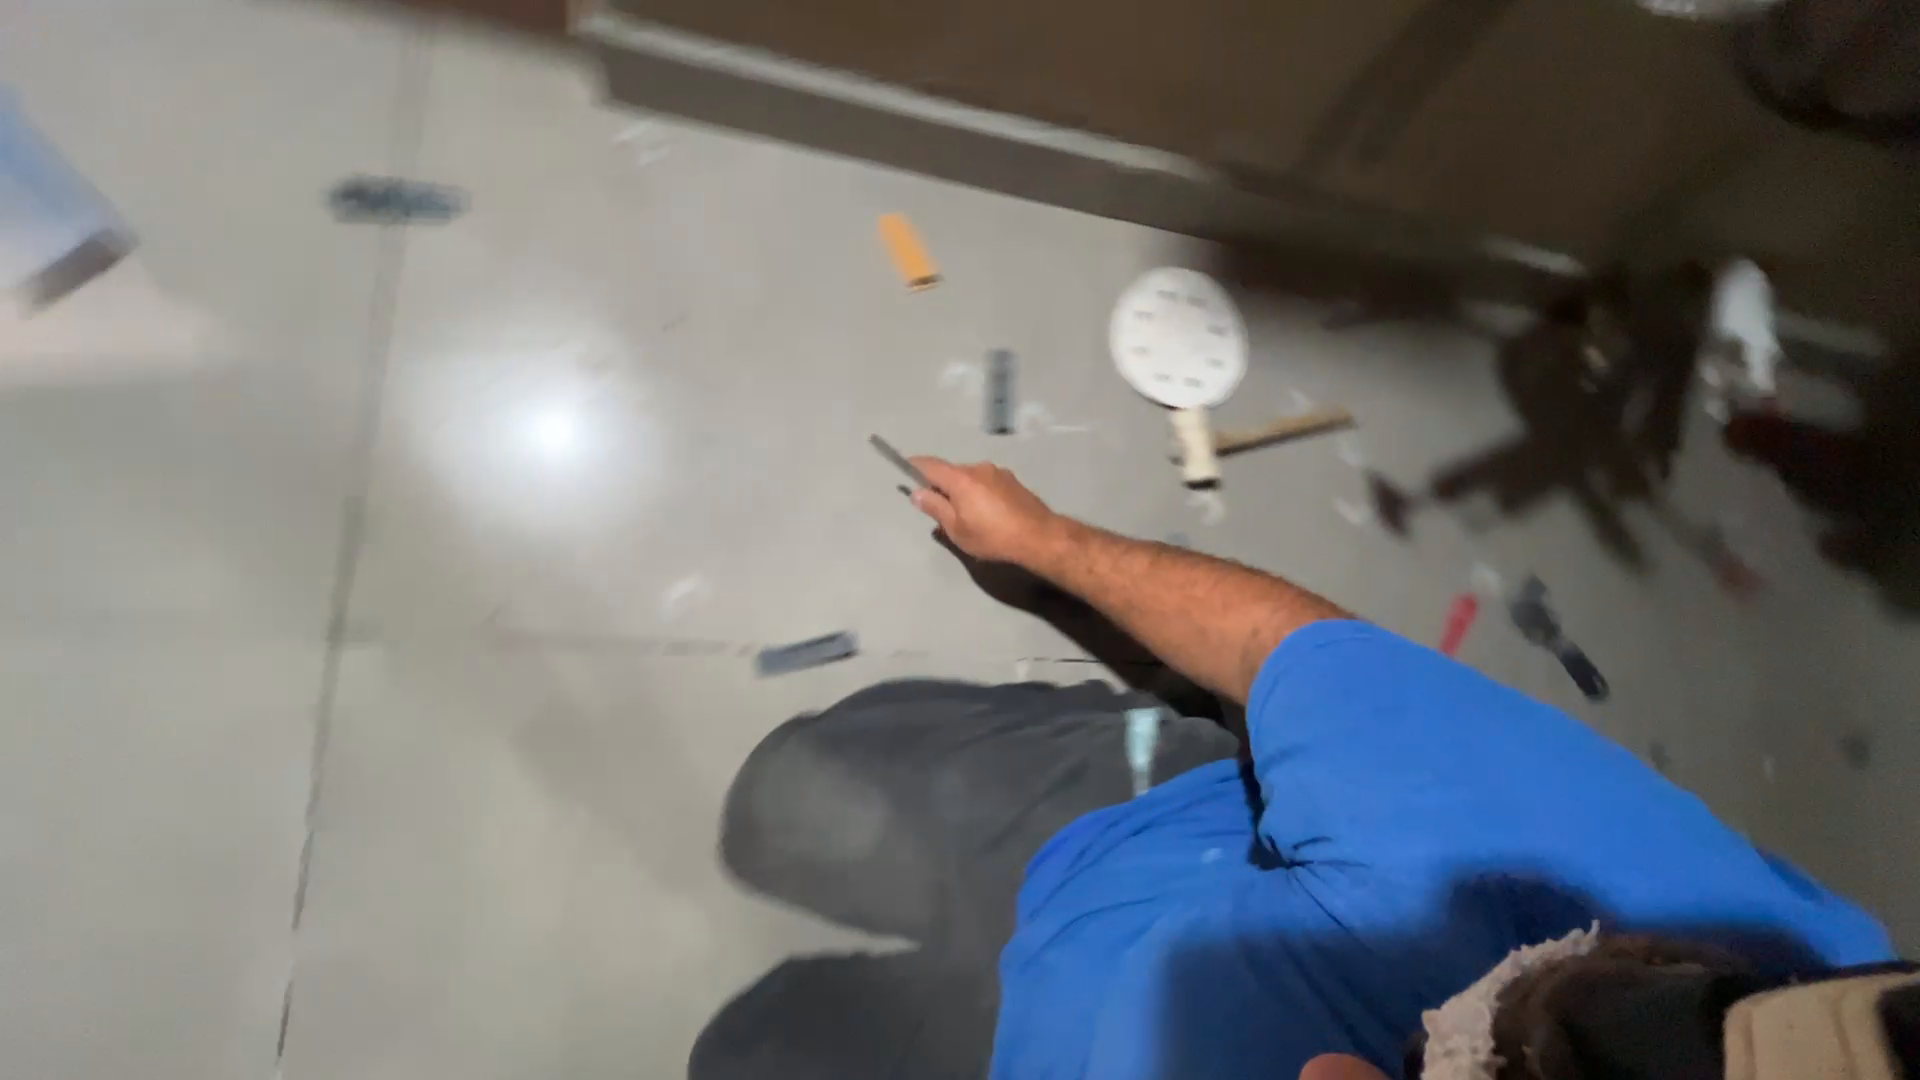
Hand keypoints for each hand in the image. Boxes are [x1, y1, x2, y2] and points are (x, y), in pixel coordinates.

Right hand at [907, 457, 1063, 564]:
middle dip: (942, 486)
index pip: (930, 465)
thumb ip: (935, 508)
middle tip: (940, 509)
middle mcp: (979, 468)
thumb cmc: (992, 536)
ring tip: (968, 515)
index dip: (915, 466)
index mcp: (961, 478)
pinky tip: (987, 513)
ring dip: (964, 490)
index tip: (905, 468)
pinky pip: (987, 482)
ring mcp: (998, 472)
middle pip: (952, 472)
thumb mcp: (957, 529)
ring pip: (971, 477)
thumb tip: (917, 493)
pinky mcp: (1013, 481)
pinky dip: (980, 492)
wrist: (1039, 536)